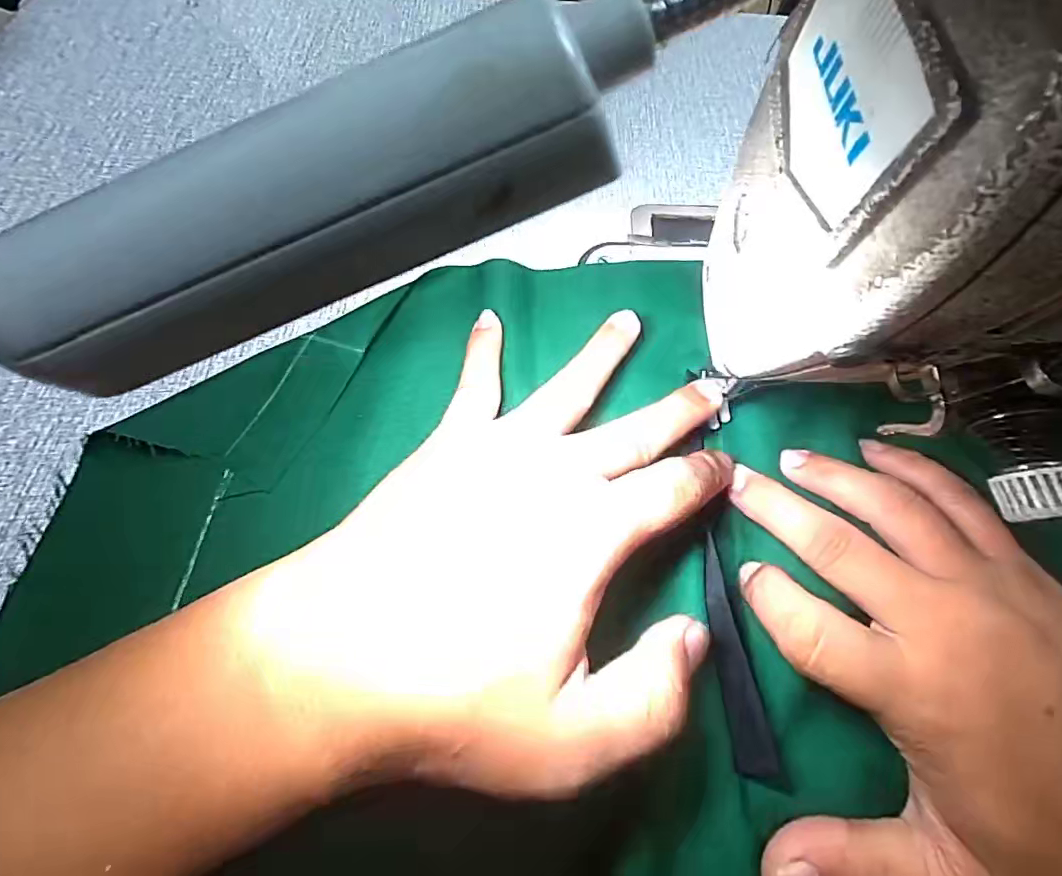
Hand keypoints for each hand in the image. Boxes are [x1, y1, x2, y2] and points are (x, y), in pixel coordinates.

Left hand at [234, 308, 731, 798]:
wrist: (332, 662)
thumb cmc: (454, 704)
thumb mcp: (572, 741)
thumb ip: (655, 697)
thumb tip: (696, 635)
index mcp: (596, 533)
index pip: (674, 489)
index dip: (709, 475)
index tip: (729, 463)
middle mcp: (558, 474)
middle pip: (637, 429)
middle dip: (680, 408)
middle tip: (711, 385)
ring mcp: (500, 451)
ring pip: (568, 389)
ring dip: (603, 353)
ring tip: (627, 321)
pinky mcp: (447, 447)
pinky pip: (474, 387)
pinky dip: (483, 351)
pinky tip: (488, 320)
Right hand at [733, 442, 1061, 875]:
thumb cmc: (1056, 835)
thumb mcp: (948, 864)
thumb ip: (853, 859)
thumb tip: (769, 869)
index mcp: (911, 690)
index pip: (810, 628)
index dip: (767, 595)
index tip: (741, 569)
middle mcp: (937, 618)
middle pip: (839, 547)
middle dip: (780, 509)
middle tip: (738, 478)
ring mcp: (980, 580)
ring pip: (892, 509)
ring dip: (837, 477)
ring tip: (795, 456)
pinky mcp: (1015, 563)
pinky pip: (955, 499)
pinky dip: (912, 468)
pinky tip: (878, 451)